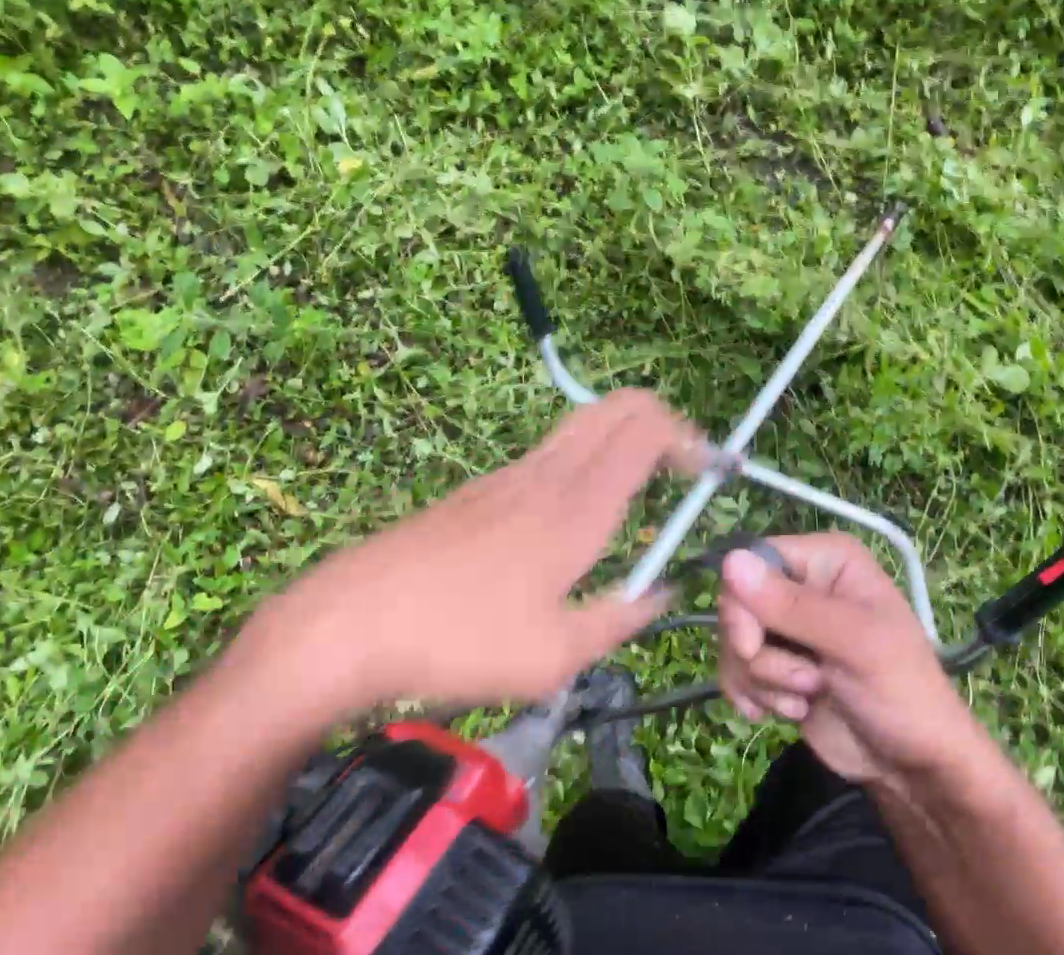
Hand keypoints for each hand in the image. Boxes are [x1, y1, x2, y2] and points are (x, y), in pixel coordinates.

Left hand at [235, 390, 699, 719]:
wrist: (348, 625)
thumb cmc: (460, 643)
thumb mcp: (556, 656)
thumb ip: (619, 618)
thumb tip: (660, 594)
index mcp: (577, 508)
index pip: (647, 431)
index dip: (691, 438)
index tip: (715, 469)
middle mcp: (546, 476)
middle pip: (616, 407)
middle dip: (664, 421)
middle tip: (686, 466)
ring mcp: (507, 478)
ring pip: (582, 425)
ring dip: (623, 439)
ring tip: (641, 490)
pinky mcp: (478, 492)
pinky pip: (549, 454)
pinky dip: (584, 461)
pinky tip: (575, 519)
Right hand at [717, 534, 992, 788]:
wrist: (911, 765)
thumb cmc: (901, 691)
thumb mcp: (854, 644)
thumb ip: (793, 606)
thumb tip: (730, 560)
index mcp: (828, 560)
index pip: (754, 559)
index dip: (744, 603)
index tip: (753, 645)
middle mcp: (805, 585)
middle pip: (736, 603)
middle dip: (758, 652)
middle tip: (804, 681)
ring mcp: (789, 628)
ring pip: (734, 641)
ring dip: (763, 679)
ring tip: (808, 697)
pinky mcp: (778, 667)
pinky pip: (736, 670)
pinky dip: (754, 695)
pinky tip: (789, 712)